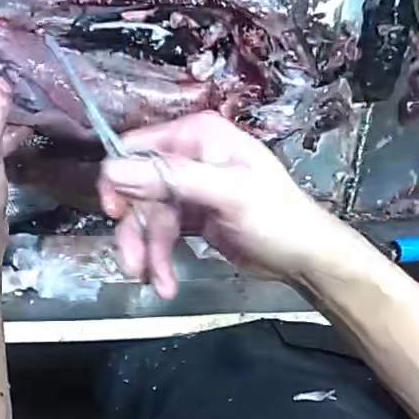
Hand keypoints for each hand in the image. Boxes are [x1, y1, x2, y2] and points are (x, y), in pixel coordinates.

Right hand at [96, 112, 373, 297]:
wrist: (306, 258)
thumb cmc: (277, 218)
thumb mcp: (227, 194)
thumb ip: (172, 178)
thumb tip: (112, 168)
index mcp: (197, 136)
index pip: (136, 148)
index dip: (119, 180)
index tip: (115, 214)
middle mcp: (187, 155)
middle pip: (137, 190)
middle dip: (136, 231)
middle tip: (132, 265)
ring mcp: (188, 187)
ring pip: (147, 217)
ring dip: (148, 252)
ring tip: (157, 282)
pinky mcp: (190, 214)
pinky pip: (161, 234)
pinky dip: (160, 258)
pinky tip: (166, 282)